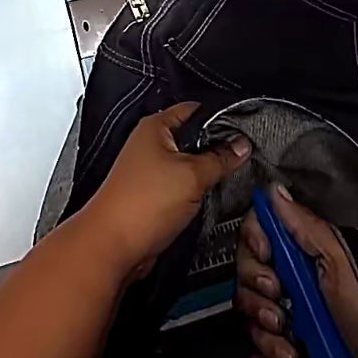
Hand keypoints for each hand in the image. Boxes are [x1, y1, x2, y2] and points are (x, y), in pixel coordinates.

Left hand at [78, 103, 250, 279]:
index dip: (221, 117)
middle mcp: (151, 143)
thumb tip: (239, 146)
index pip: (196, 110)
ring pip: (189, 163)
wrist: (113, 247)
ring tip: (224, 178)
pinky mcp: (153, 193)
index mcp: (156, 127)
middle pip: (194, 137)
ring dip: (205, 172)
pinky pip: (181, 184)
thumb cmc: (139, 205)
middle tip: (238, 157)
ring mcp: (151, 169)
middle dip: (216, 149)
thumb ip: (219, 159)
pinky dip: (195, 190)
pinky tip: (207, 197)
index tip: (243, 131)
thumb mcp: (192, 176)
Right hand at [235, 187, 357, 357]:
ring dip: (263, 315)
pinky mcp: (289, 345)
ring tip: (285, 326)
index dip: (256, 237)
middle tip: (277, 291)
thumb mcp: (343, 262)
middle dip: (256, 279)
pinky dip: (272, 347)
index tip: (265, 252)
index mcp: (310, 248)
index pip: (264, 227)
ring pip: (250, 302)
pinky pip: (260, 339)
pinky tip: (292, 353)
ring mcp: (292, 310)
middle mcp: (297, 275)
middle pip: (249, 263)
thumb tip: (275, 190)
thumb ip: (306, 226)